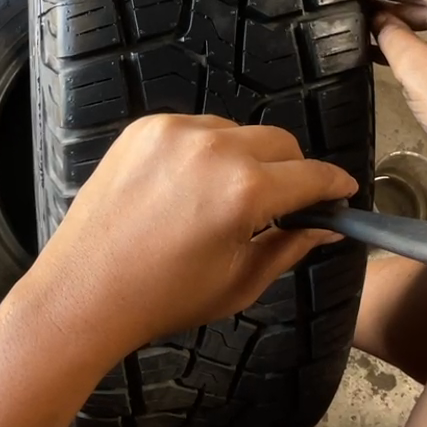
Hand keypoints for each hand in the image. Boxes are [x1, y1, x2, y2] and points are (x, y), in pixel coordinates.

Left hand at [18, 115, 355, 359]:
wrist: (83, 291)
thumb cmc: (164, 298)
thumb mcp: (240, 281)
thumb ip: (290, 246)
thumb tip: (327, 226)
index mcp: (243, 191)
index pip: (311, 175)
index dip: (334, 184)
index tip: (343, 191)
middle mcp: (213, 148)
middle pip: (279, 142)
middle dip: (292, 170)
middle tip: (284, 203)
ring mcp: (173, 131)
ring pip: (237, 132)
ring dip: (247, 157)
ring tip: (226, 196)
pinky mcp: (143, 127)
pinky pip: (195, 130)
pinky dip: (205, 151)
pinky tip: (190, 184)